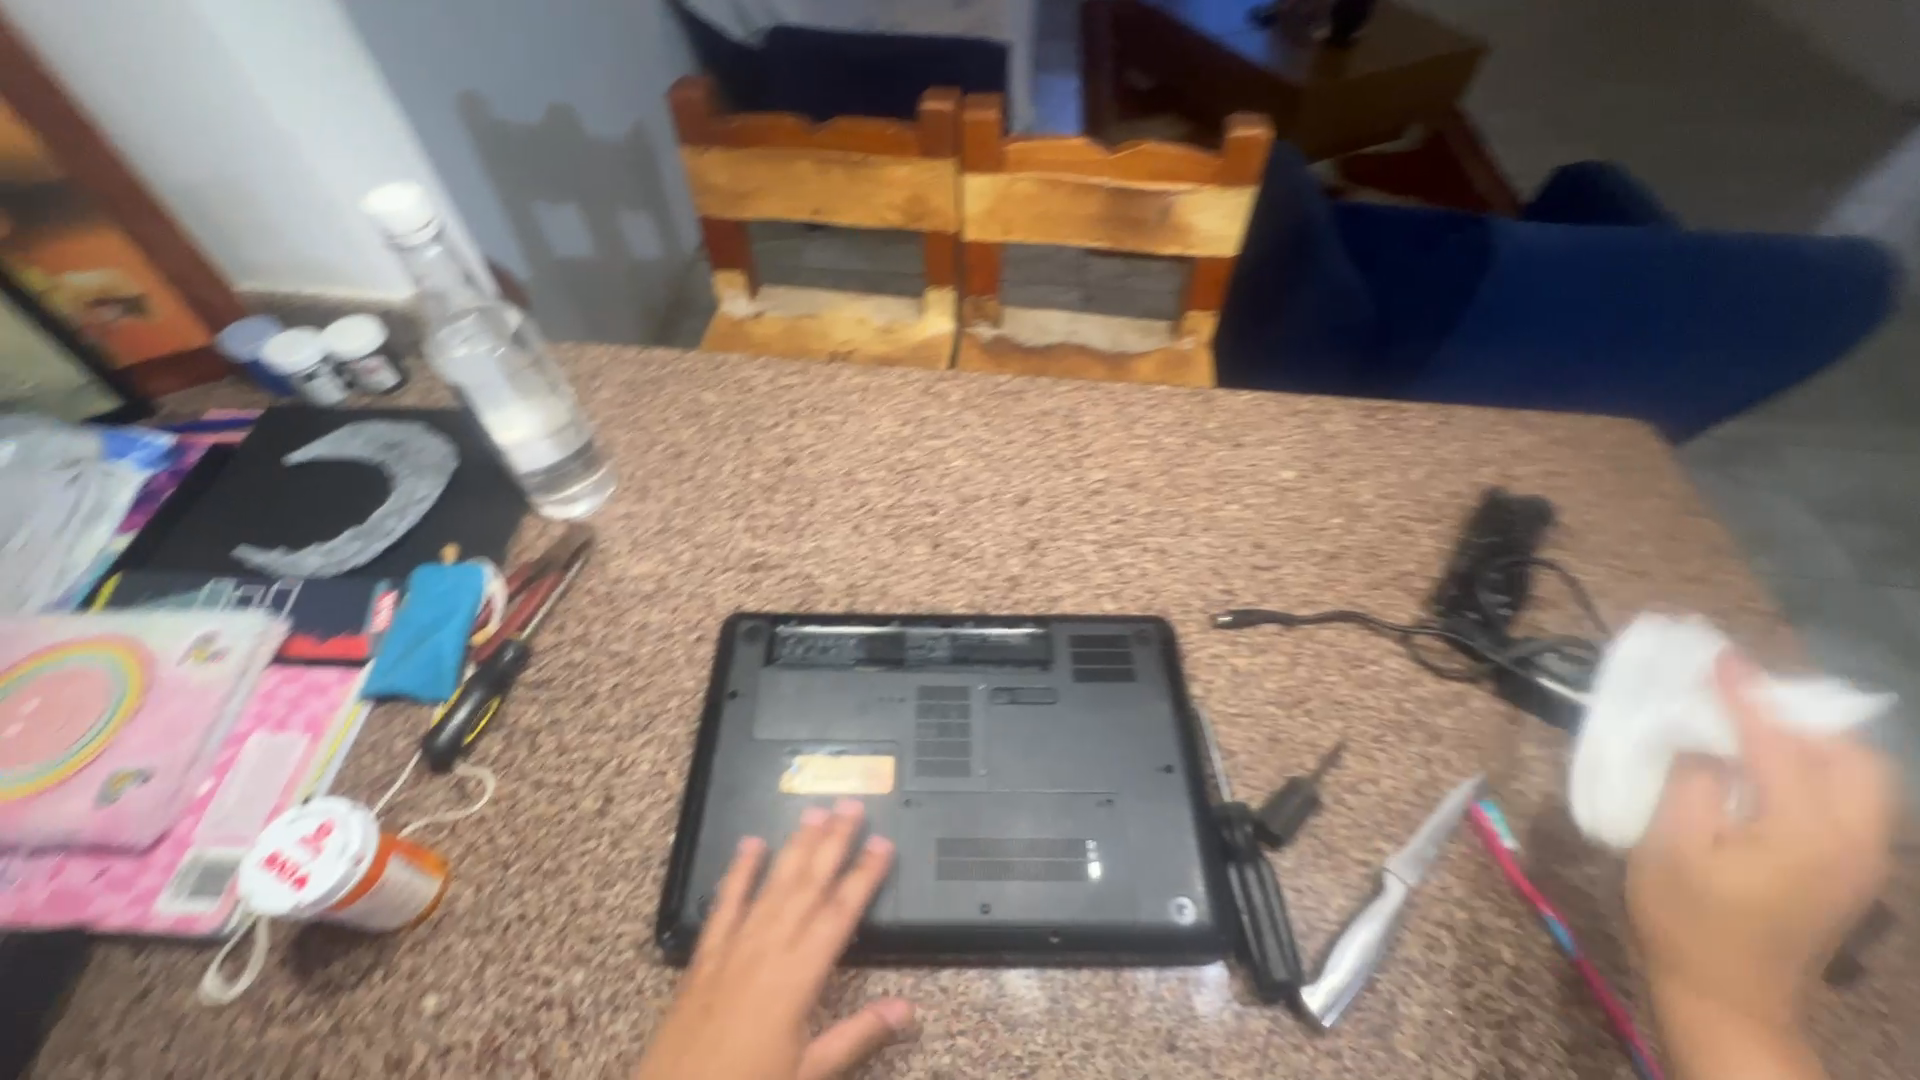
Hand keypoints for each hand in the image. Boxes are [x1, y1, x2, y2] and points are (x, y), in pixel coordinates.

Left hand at [635, 799, 913, 1079]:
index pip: (840, 913)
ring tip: (814, 813)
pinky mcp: (704, 957)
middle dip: (832, 843)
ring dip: (795, 847)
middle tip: (851, 806)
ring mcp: (733, 949)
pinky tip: (749, 845)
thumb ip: (858, 1034)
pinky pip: (724, 905)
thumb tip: (906, 1009)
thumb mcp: (810, 1072)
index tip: (883, 844)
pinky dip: (738, 873)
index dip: (864, 876)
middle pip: (808, 885)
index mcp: (798, 976)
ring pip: (771, 886)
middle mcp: (767, 950)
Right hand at [1627, 651, 1896, 1030]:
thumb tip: (1705, 741)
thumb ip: (1693, 783)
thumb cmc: (1685, 918)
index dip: (1746, 697)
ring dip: (1810, 742)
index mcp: (1805, 832)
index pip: (1780, 744)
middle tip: (1736, 698)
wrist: (1728, 996)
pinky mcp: (1853, 871)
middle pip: (1851, 757)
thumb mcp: (1670, 845)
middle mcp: (1855, 841)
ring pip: (1860, 777)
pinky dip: (1815, 769)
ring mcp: (1863, 860)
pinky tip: (1766, 770)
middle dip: (1798, 716)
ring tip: (1749, 727)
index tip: (1719, 658)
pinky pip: (1850, 800)